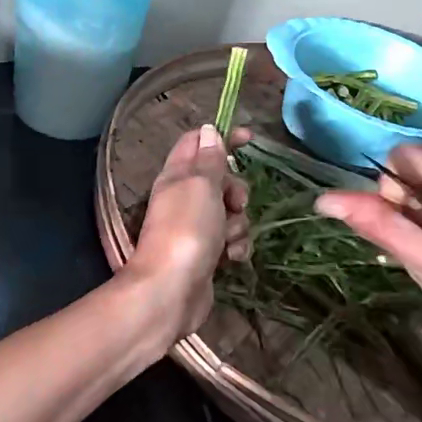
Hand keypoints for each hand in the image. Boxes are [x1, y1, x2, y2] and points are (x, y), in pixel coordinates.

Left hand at [122, 124, 250, 342]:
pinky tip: (232, 258)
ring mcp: (196, 227)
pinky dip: (236, 246)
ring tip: (228, 238)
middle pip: (220, 180)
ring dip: (238, 223)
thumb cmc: (187, 230)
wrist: (171, 291)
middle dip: (236, 190)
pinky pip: (232, 240)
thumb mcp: (201, 186)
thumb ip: (209, 159)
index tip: (249, 139)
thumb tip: (209, 130)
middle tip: (236, 203)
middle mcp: (184, 198)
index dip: (222, 137)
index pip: (198, 142)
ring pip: (231, 212)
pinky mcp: (208, 253)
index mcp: (177, 175)